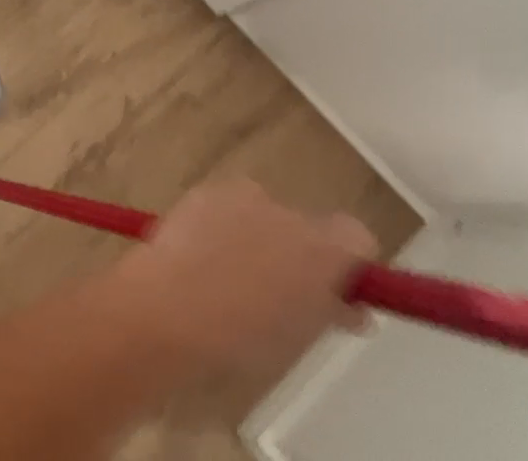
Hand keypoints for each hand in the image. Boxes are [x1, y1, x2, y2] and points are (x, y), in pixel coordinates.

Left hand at [110, 179, 375, 376]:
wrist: (170, 308)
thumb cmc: (242, 335)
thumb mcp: (302, 334)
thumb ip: (332, 311)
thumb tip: (350, 307)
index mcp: (327, 249)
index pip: (358, 240)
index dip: (347, 264)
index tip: (333, 291)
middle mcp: (290, 212)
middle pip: (307, 225)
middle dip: (298, 250)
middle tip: (274, 288)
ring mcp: (243, 196)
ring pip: (263, 213)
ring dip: (257, 234)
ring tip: (227, 274)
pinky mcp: (204, 191)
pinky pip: (225, 206)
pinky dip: (220, 224)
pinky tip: (200, 255)